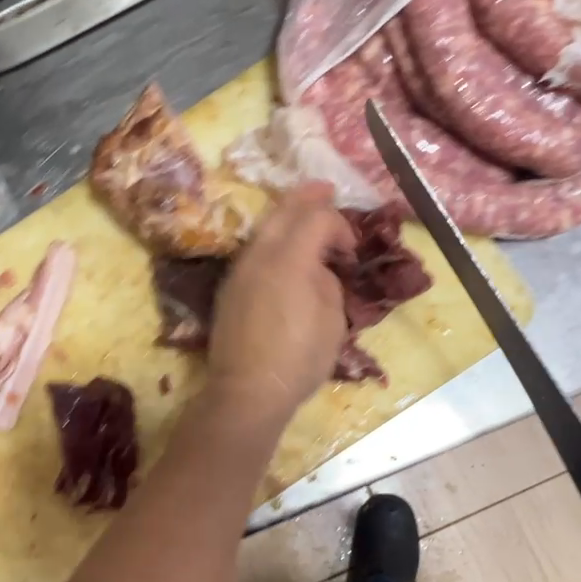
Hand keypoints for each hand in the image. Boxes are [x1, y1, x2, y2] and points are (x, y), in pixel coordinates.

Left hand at [207, 183, 355, 420]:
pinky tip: (283, 254)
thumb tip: (316, 270)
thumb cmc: (298, 360)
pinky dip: (271, 242)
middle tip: (324, 189)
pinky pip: (252, 252)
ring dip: (286, 219)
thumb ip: (327, 283)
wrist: (247, 392)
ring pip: (263, 230)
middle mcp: (259, 256)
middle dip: (306, 198)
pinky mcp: (229, 291)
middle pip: (283, 211)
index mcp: (289, 259)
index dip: (339, 225)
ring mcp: (238, 272)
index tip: (351, 250)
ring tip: (303, 217)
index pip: (316, 218)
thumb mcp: (331, 320)